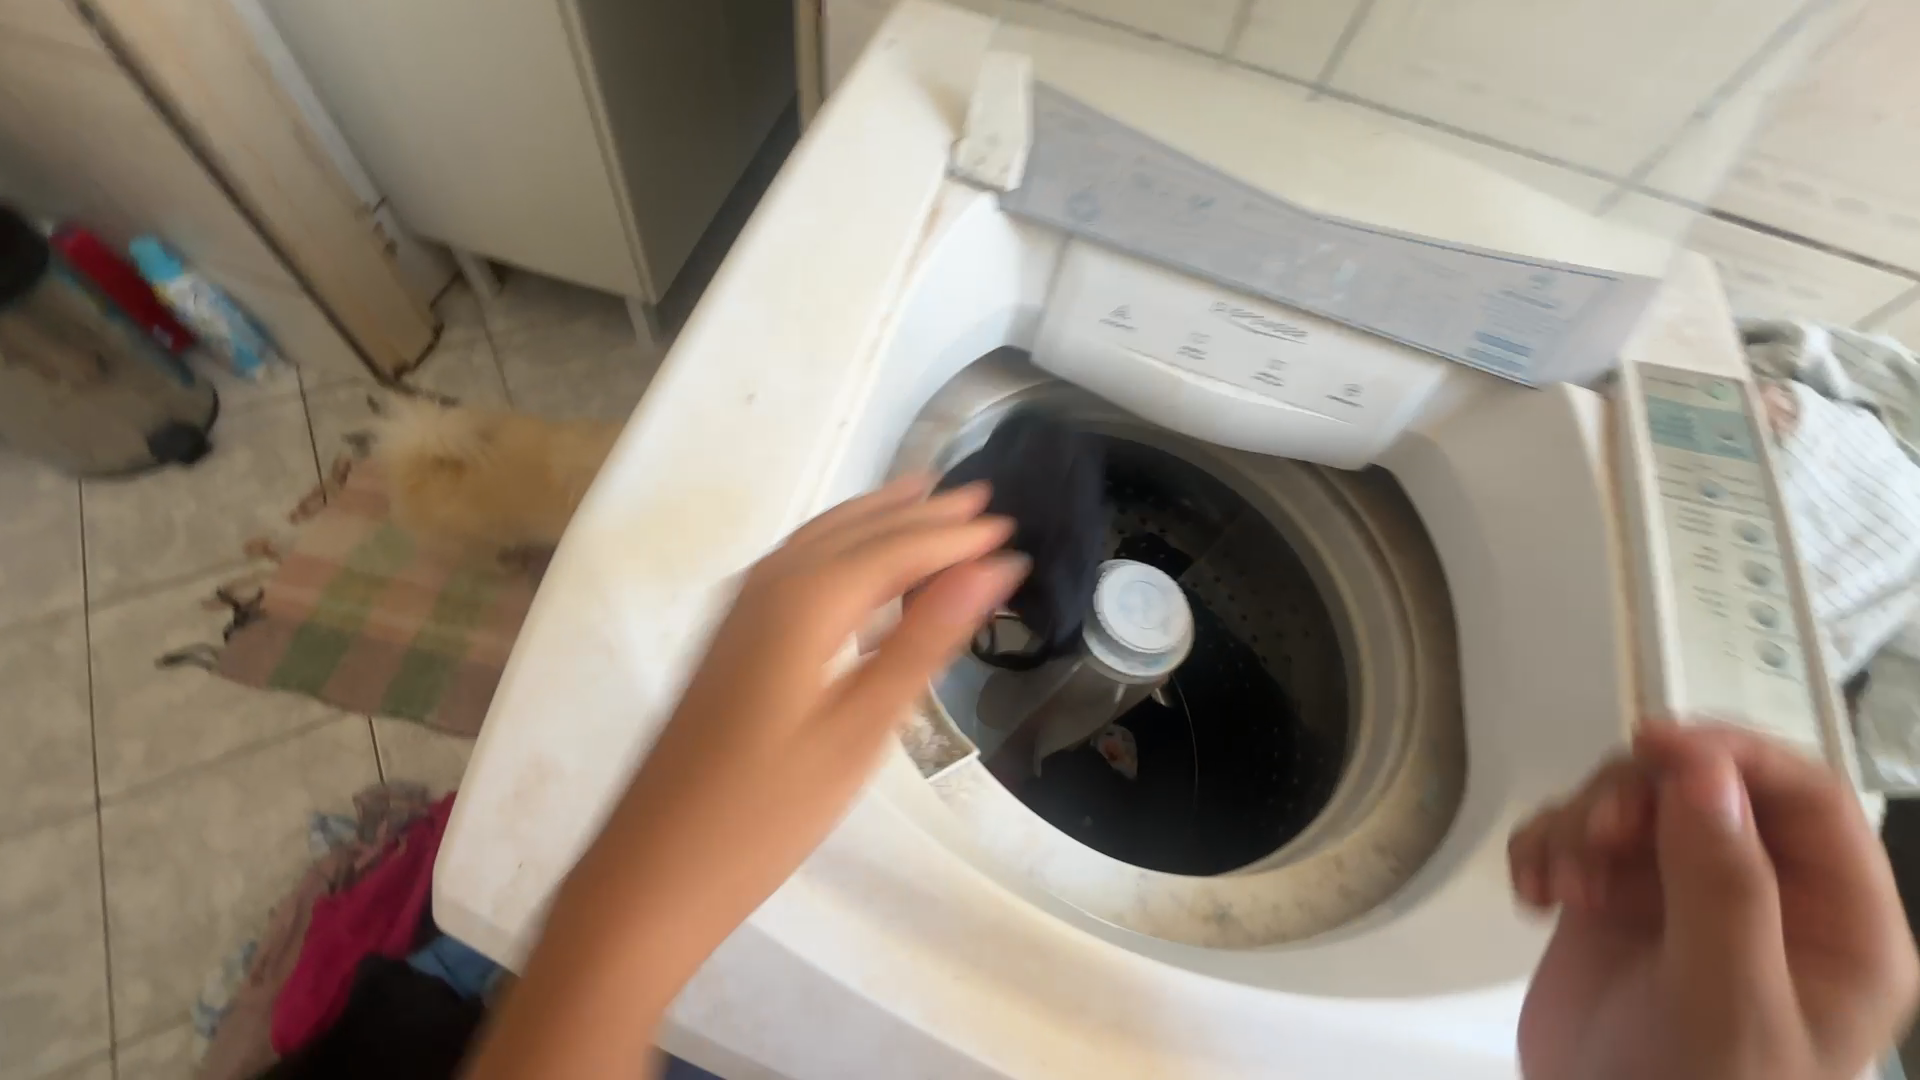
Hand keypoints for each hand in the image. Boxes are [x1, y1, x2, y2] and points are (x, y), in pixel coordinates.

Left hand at [471, 476, 1025, 1079]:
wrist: (652, 870)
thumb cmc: (769, 811)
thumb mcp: (861, 728)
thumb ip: (925, 639)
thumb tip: (994, 569)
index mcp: (807, 600)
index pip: (898, 548)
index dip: (957, 537)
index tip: (1011, 527)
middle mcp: (770, 582)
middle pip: (860, 529)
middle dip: (924, 514)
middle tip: (982, 500)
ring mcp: (742, 604)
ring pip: (824, 536)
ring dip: (881, 516)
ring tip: (929, 497)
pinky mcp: (732, 631)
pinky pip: (800, 559)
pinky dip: (843, 541)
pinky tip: (859, 555)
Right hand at [1509, 722, 1917, 1079]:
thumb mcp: (1725, 996)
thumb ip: (1723, 883)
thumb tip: (1701, 768)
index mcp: (1829, 918)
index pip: (1800, 795)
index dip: (1729, 753)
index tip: (1649, 741)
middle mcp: (1754, 892)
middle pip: (1690, 787)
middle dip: (1625, 801)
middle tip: (1593, 840)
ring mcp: (1671, 894)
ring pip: (1619, 804)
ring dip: (1573, 831)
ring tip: (1559, 889)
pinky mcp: (1603, 898)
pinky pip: (1566, 834)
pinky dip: (1539, 851)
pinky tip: (1534, 896)